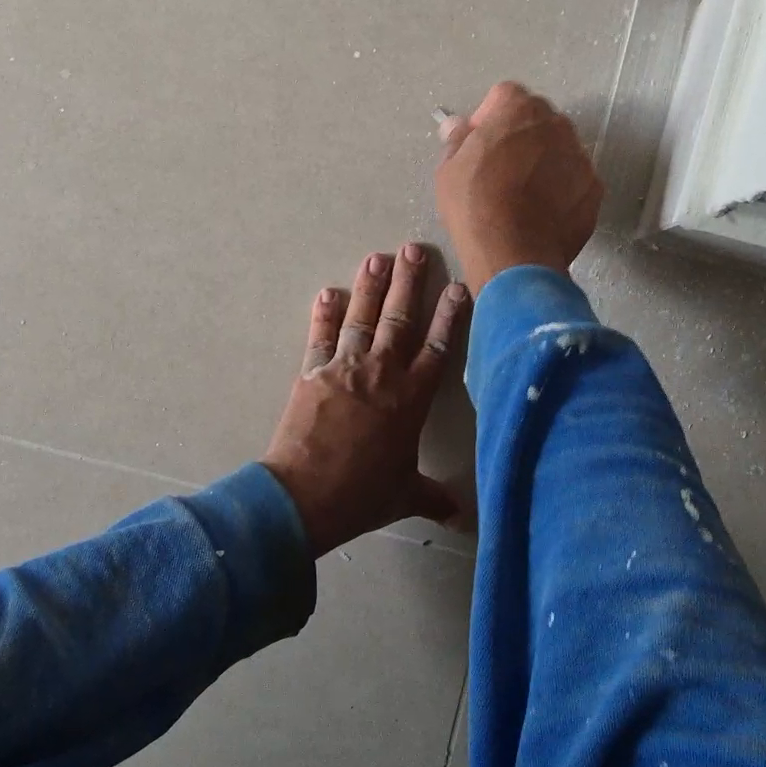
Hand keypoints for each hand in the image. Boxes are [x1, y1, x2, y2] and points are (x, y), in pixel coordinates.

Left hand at [261, 244, 471, 556]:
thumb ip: (432, 496)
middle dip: (408, 282)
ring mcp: (345, 368)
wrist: (305, 496)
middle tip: (413, 249)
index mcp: (412, 399)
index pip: (438, 346)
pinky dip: (325, 314)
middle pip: (400, 318)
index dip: (449, 315)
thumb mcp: (403, 495)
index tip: (457, 286)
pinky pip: (321, 337)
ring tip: (377, 257)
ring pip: (363, 318)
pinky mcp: (312, 372)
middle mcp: (383, 373)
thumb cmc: (362, 495)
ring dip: (370, 286)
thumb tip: (460, 516)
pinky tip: (329, 293)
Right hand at [435, 81, 603, 289]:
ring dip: (545, 163)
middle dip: (521, 137)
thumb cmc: (474, 206)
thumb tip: (457, 126)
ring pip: (561, 151)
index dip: (489, 116)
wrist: (514, 254)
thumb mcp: (449, 170)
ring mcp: (581, 158)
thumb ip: (457, 140)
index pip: (505, 95)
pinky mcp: (595, 190)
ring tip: (524, 196)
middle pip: (538, 120)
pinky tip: (543, 214)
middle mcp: (557, 124)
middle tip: (501, 169)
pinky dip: (563, 192)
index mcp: (519, 110)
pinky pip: (576, 182)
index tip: (479, 141)